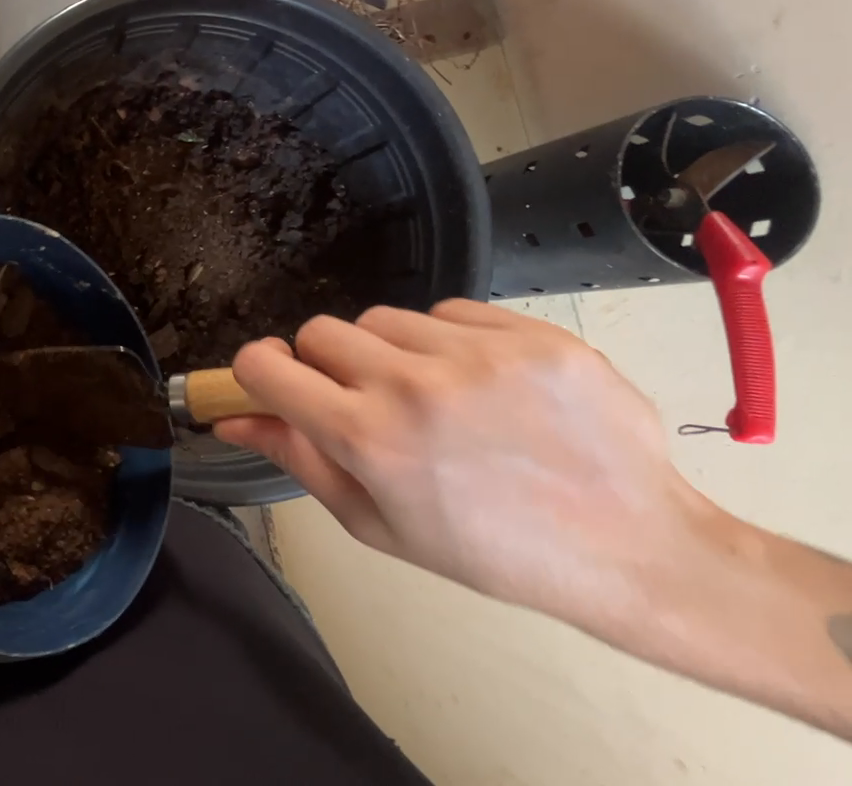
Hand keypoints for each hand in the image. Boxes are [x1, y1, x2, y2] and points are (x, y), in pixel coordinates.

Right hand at [217, 299, 720, 631]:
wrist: (634, 551)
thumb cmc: (486, 551)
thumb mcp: (373, 521)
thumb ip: (295, 458)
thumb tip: (229, 418)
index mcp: (367, 437)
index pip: (264, 366)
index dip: (259, 373)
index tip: (278, 386)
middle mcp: (413, 384)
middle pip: (318, 331)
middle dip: (324, 363)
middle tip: (364, 401)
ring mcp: (477, 354)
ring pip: (381, 318)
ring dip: (385, 350)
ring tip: (431, 394)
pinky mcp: (532, 336)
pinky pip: (449, 311)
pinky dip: (446, 340)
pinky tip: (478, 382)